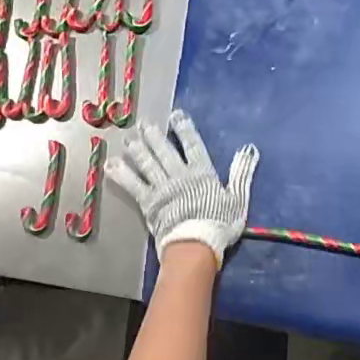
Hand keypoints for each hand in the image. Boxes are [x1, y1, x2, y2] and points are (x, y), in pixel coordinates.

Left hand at [105, 109, 258, 263]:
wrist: (196, 243)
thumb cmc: (220, 224)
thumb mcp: (238, 198)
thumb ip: (242, 173)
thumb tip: (249, 149)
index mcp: (202, 173)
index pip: (193, 145)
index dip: (185, 129)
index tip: (176, 116)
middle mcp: (180, 175)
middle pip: (165, 151)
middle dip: (154, 137)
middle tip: (144, 125)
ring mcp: (162, 187)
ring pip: (147, 163)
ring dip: (137, 150)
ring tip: (128, 139)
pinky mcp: (148, 201)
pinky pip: (132, 184)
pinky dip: (121, 174)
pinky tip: (111, 164)